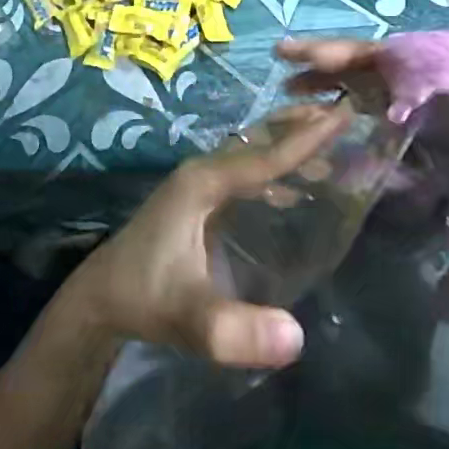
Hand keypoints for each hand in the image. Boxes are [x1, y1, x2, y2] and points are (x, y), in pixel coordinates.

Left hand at [58, 103, 350, 368]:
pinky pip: (247, 176)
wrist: (102, 297)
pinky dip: (275, 172)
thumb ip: (235, 331)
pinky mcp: (199, 203)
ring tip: (335, 144)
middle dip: (300, 126)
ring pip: (252, 156)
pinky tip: (298, 191)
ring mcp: (199, 186)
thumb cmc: (145, 299)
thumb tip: (297, 337)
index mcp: (204, 183)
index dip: (307, 138)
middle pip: (259, 142)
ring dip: (289, 147)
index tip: (345, 114)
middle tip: (346, 111)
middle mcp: (202, 174)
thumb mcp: (190, 319)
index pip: (265, 156)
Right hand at [275, 36, 448, 240]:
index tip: (291, 54)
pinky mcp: (437, 140)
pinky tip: (337, 132)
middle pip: (369, 67)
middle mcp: (435, 79)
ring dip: (337, 93)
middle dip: (325, 68)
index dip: (332, 52)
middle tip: (283, 75)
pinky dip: (359, 123)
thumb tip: (378, 101)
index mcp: (446, 64)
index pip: (377, 51)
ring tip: (297, 98)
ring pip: (373, 92)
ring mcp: (435, 110)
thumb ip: (439, 100)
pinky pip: (388, 124)